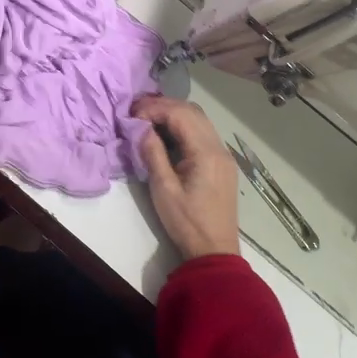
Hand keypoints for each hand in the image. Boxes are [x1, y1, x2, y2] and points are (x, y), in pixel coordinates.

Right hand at [134, 95, 241, 260]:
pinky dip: (183, 124)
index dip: (154, 108)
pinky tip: (166, 132)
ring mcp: (223, 155)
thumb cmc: (186, 222)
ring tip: (148, 117)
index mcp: (206, 153)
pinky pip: (203, 132)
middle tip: (137, 111)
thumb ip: (153, 153)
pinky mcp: (222, 163)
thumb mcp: (163, 189)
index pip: (180, 114)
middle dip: (163, 105)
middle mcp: (219, 148)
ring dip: (174, 112)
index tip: (132, 115)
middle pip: (191, 111)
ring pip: (199, 119)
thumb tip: (142, 127)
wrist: (214, 252)